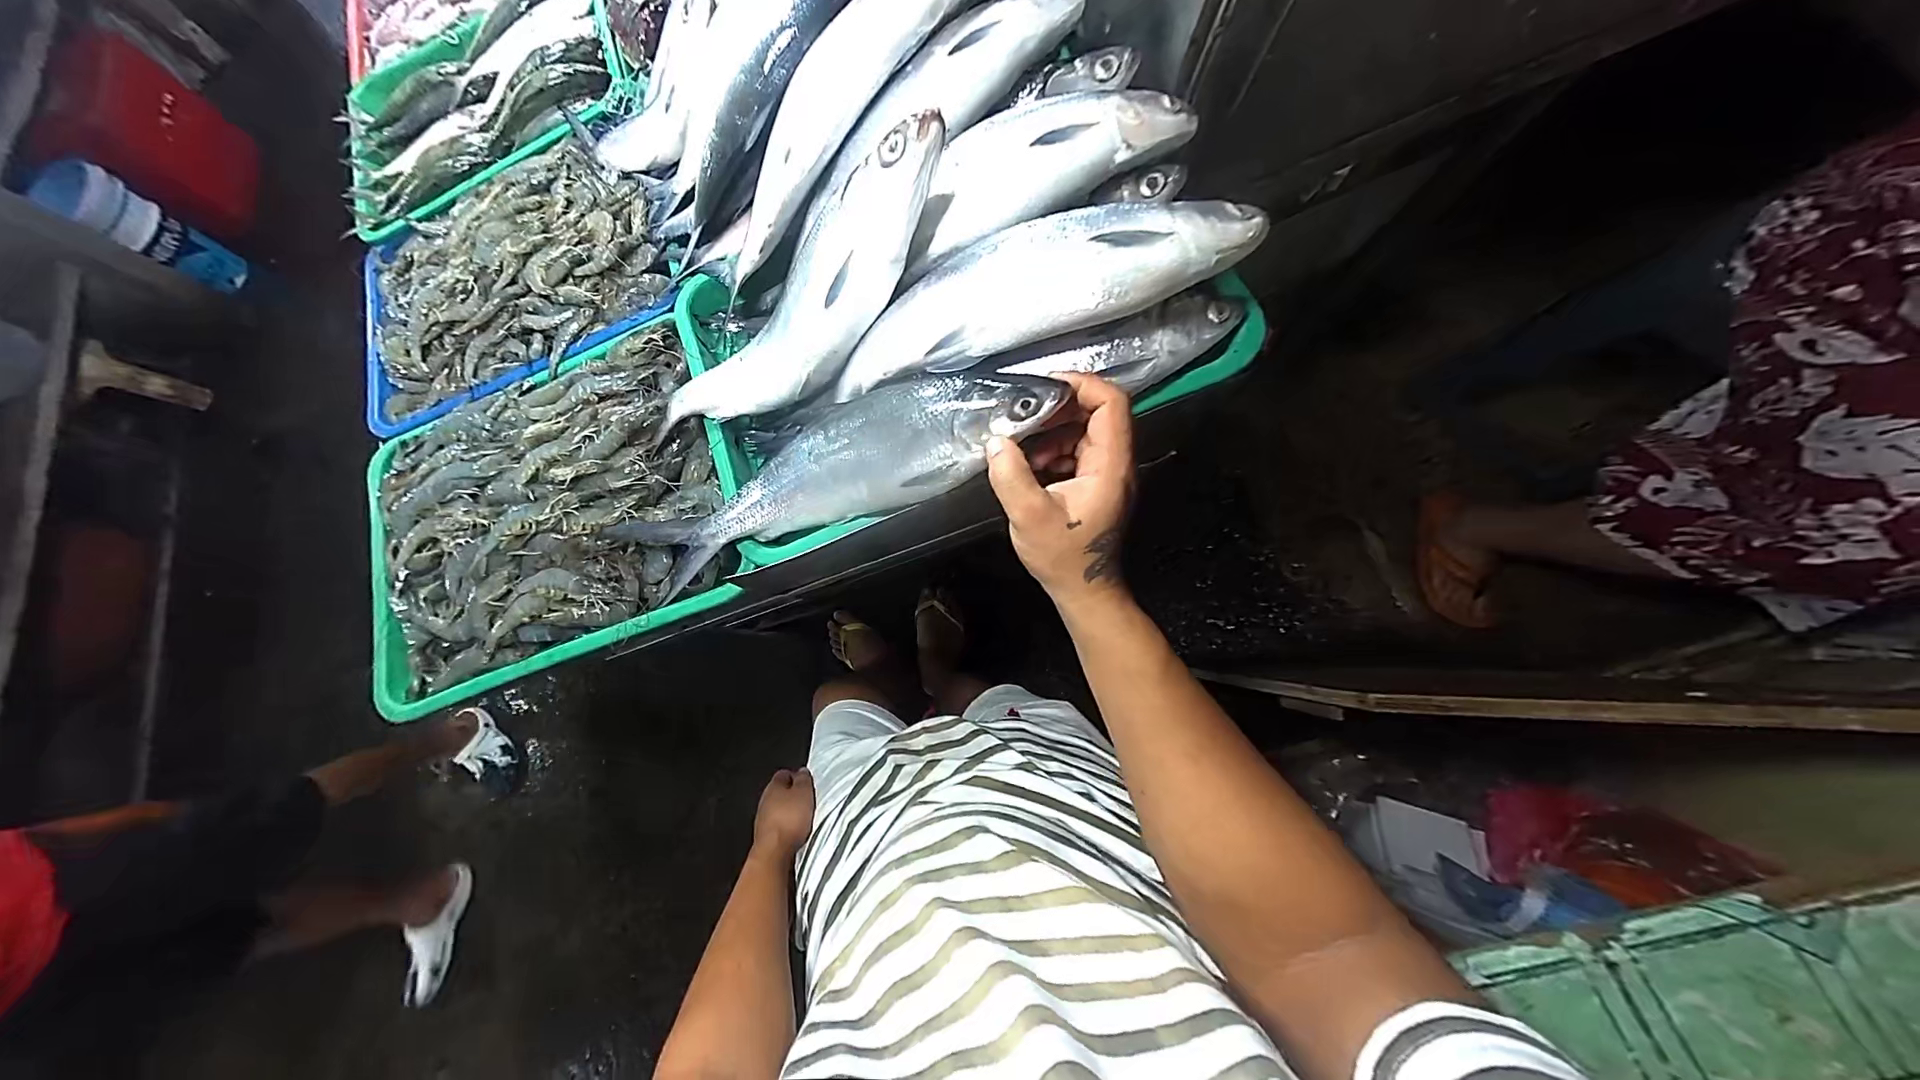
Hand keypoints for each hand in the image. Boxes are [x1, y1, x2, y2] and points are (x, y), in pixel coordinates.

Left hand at [751, 768, 813, 860]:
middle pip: (780, 792)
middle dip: (792, 795)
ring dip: (789, 811)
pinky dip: (786, 826)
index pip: (784, 774)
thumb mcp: (804, 792)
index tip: (807, 781)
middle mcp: (764, 800)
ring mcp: (762, 819)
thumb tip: (802, 771)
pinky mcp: (765, 835)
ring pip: (778, 809)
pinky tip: (795, 831)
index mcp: (773, 786)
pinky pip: (777, 825)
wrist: (774, 852)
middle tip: (807, 799)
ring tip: (803, 817)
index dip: (797, 776)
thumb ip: (803, 780)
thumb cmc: (790, 820)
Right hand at [985, 373, 1134, 605]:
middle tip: (1025, 417)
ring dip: (1053, 433)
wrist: (1083, 589)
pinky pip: (1079, 451)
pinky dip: (1055, 450)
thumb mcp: (1029, 516)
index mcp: (1110, 465)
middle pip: (1097, 413)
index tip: (1046, 386)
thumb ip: (1010, 475)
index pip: (1111, 403)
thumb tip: (996, 442)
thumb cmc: (1062, 557)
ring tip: (1025, 451)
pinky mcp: (1097, 483)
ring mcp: (1108, 474)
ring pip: (1085, 431)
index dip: (1082, 384)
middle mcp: (1116, 464)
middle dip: (1059, 409)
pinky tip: (1032, 468)